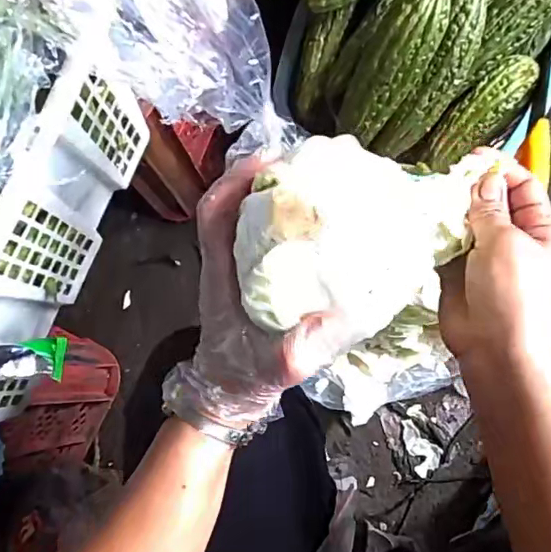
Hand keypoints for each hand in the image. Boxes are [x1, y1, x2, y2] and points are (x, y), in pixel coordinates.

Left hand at [165, 153, 352, 430]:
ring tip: (324, 176)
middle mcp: (229, 262)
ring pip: (256, 216)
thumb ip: (294, 352)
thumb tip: (335, 319)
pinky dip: (294, 219)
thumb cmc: (243, 377)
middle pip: (238, 203)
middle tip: (312, 158)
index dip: (235, 180)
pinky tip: (325, 216)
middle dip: (268, 174)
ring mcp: (243, 268)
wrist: (230, 393)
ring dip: (284, 191)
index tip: (269, 159)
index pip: (215, 214)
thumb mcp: (271, 368)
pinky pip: (273, 237)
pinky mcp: (260, 277)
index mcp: (221, 274)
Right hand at [439, 155, 550, 375]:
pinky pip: (445, 246)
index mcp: (539, 228)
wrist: (496, 350)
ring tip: (426, 199)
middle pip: (490, 201)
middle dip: (468, 190)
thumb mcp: (506, 243)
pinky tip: (419, 223)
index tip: (470, 159)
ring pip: (463, 222)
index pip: (522, 185)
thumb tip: (483, 180)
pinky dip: (433, 235)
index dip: (499, 169)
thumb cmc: (513, 296)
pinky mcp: (458, 273)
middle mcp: (513, 239)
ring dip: (447, 212)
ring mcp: (483, 257)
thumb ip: (490, 208)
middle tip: (441, 181)